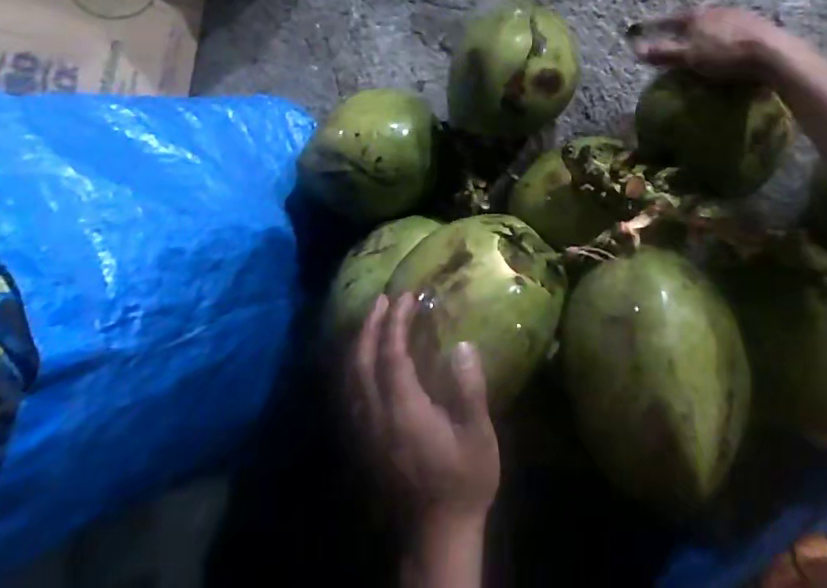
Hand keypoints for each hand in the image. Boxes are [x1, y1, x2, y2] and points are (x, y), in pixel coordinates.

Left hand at [344, 294, 499, 526]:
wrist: (435, 531)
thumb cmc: (465, 478)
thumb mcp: (477, 433)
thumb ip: (469, 388)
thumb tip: (462, 345)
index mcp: (404, 411)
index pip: (391, 356)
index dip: (396, 323)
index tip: (408, 296)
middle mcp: (375, 418)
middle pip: (361, 365)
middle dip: (370, 328)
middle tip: (384, 299)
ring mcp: (364, 434)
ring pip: (349, 381)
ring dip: (357, 346)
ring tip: (371, 321)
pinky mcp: (362, 445)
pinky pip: (348, 397)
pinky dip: (352, 371)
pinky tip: (362, 363)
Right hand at [630, 7, 789, 81]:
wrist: (772, 52)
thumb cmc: (726, 55)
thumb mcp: (690, 57)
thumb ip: (664, 52)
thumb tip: (635, 48)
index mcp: (697, 14)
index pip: (670, 19)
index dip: (656, 25)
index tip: (644, 27)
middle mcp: (717, 9)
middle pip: (695, 17)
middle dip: (686, 26)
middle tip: (679, 36)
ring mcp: (740, 15)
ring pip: (717, 21)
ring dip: (710, 31)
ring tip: (706, 43)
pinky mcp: (759, 25)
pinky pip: (737, 30)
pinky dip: (729, 37)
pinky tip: (733, 47)